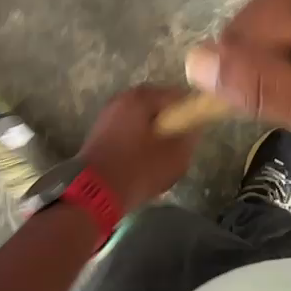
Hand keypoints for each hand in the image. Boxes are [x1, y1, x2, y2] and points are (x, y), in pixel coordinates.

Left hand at [77, 85, 200, 208]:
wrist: (92, 194)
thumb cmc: (138, 169)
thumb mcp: (175, 155)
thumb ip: (190, 135)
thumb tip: (195, 125)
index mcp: (143, 97)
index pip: (179, 95)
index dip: (193, 112)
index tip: (198, 131)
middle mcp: (123, 98)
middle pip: (159, 106)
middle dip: (173, 124)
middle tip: (182, 147)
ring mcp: (108, 115)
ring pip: (143, 120)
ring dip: (155, 134)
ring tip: (162, 158)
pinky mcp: (99, 133)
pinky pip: (128, 131)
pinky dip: (139, 142)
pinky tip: (143, 162)